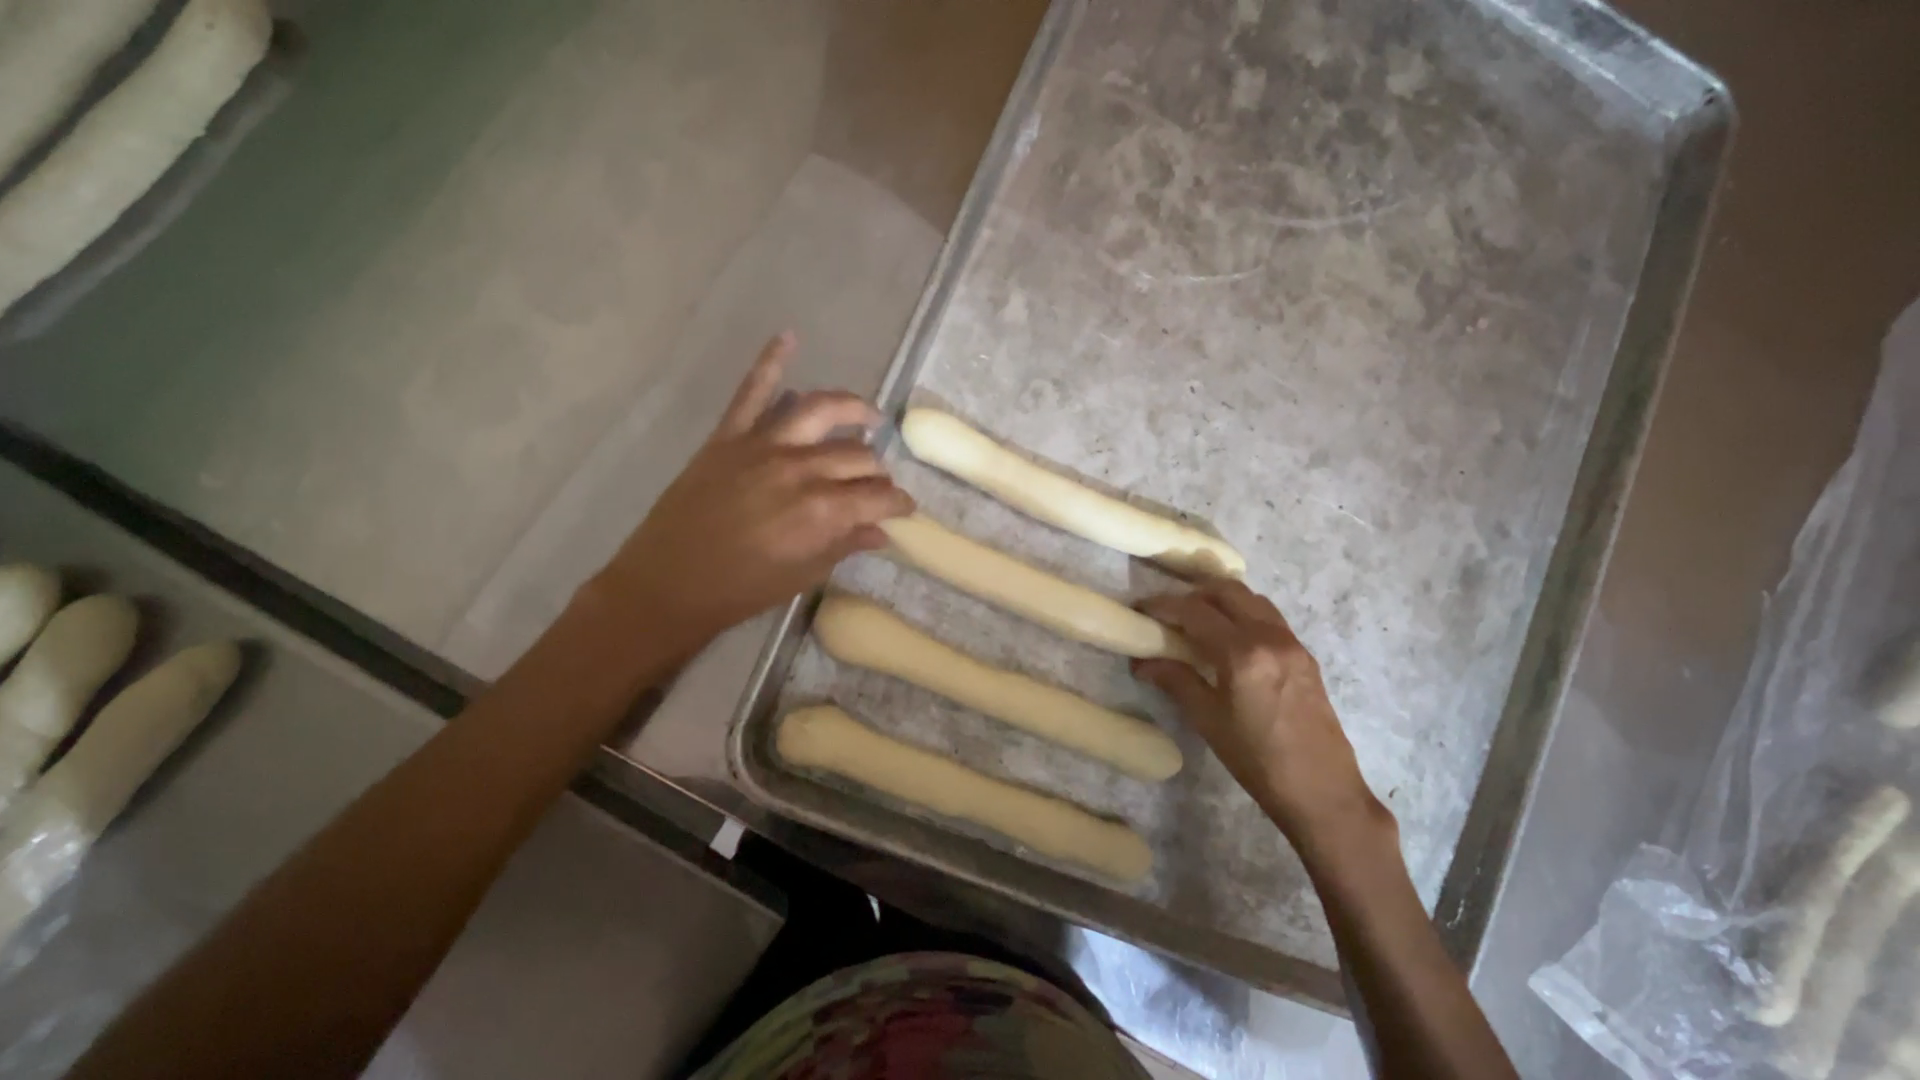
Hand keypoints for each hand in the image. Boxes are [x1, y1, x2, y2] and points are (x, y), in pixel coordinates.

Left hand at [589, 332, 914, 650]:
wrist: (668, 583)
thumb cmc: (740, 589)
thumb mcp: (802, 575)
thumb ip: (844, 545)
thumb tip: (881, 532)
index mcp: (822, 511)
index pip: (877, 495)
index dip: (898, 502)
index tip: (905, 508)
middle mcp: (800, 468)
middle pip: (856, 454)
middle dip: (877, 470)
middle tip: (877, 482)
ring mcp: (763, 446)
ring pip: (820, 410)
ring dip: (851, 407)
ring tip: (868, 415)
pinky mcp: (729, 436)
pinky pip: (752, 391)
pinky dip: (771, 361)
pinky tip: (789, 337)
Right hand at [1136, 580, 1387, 843]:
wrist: (1320, 789)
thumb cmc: (1256, 760)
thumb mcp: (1207, 720)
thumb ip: (1176, 681)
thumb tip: (1142, 662)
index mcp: (1242, 652)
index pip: (1195, 611)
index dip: (1163, 605)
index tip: (1141, 609)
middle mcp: (1270, 637)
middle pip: (1227, 591)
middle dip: (1194, 594)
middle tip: (1169, 611)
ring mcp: (1292, 644)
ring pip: (1252, 600)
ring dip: (1222, 601)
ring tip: (1198, 621)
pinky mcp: (1305, 656)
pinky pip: (1270, 619)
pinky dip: (1245, 615)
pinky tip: (1230, 641)